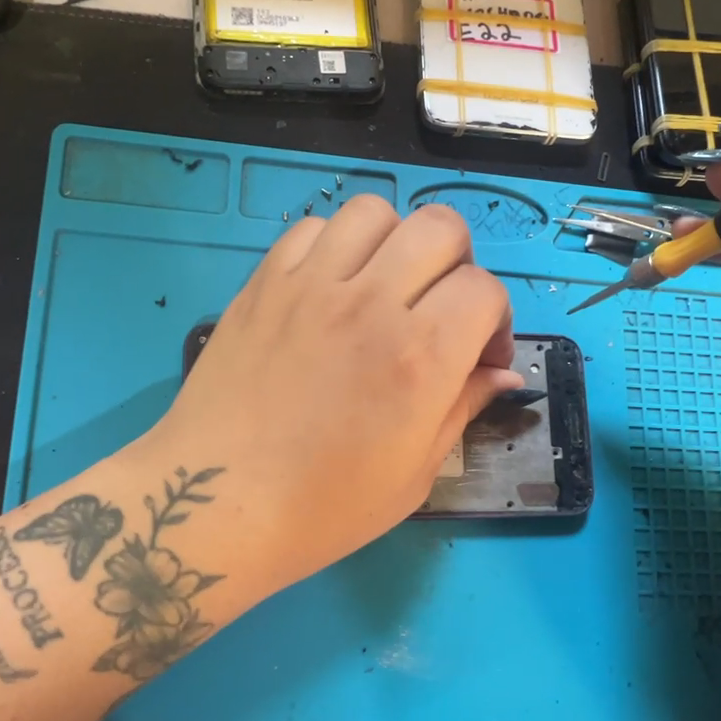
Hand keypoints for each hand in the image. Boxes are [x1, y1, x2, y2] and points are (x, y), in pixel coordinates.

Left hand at [150, 195, 520, 591]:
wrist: (217, 500)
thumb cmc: (323, 508)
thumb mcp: (413, 474)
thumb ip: (462, 408)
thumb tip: (502, 373)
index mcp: (420, 357)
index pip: (484, 289)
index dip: (496, 320)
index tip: (480, 356)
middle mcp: (371, 303)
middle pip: (440, 228)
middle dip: (458, 266)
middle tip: (438, 312)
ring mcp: (311, 285)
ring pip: (375, 212)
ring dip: (395, 243)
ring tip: (383, 288)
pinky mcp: (264, 282)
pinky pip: (312, 228)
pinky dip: (334, 246)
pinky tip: (329, 290)